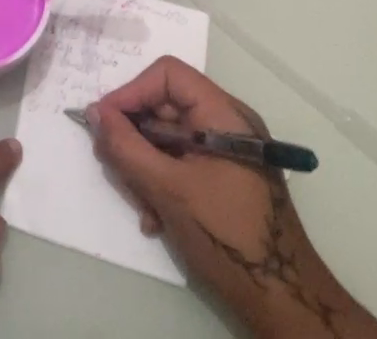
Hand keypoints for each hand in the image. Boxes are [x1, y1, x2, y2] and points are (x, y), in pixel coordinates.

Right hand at [88, 57, 376, 338]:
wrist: (282, 300)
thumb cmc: (228, 235)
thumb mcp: (167, 188)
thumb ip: (125, 145)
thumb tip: (94, 112)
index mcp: (224, 115)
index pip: (167, 75)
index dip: (130, 92)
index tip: (102, 122)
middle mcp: (225, 125)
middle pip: (161, 108)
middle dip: (132, 139)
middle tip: (113, 167)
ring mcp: (223, 152)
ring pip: (163, 139)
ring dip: (142, 169)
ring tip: (142, 206)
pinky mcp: (218, 177)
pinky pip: (175, 164)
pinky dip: (158, 184)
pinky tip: (155, 218)